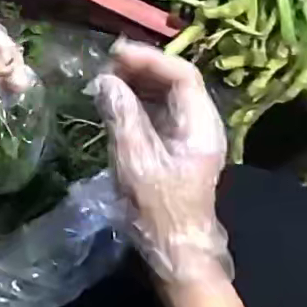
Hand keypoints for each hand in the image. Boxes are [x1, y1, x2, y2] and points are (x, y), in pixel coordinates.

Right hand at [91, 39, 231, 282]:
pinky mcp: (173, 146)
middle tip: (105, 64)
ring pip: (165, 94)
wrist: (175, 252)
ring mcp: (188, 135)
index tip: (115, 54)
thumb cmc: (159, 209)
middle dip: (141, 67)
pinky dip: (135, 99)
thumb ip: (122, 115)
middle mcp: (200, 125)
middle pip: (176, 80)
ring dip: (137, 81)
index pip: (182, 75)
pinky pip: (157, 110)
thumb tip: (105, 80)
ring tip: (105, 78)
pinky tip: (113, 99)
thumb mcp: (135, 161)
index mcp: (201, 126)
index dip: (150, 59)